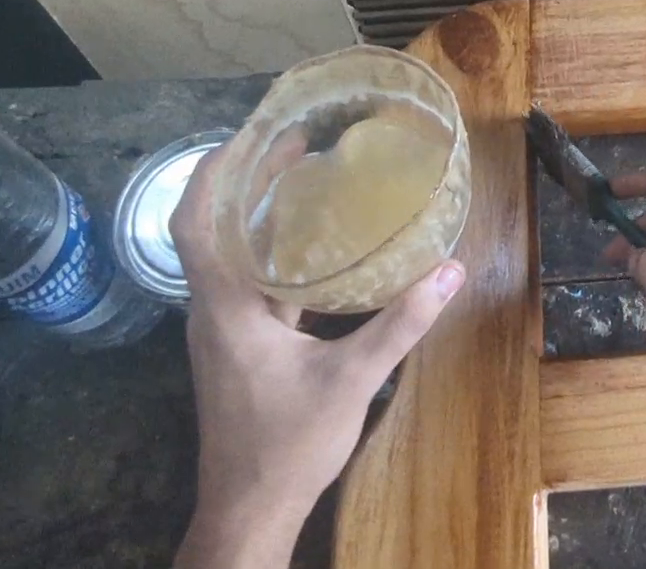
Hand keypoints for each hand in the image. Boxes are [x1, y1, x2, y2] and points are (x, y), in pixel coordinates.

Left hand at [170, 141, 464, 567]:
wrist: (250, 511)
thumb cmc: (286, 444)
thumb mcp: (351, 380)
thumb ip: (401, 323)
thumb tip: (449, 270)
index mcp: (225, 308)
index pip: (196, 224)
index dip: (213, 173)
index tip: (246, 133)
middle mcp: (216, 309)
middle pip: (217, 228)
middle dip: (248, 180)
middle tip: (296, 141)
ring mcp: (227, 329)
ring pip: (235, 254)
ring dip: (262, 214)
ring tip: (307, 177)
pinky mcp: (244, 345)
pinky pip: (254, 281)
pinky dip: (277, 251)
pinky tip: (316, 245)